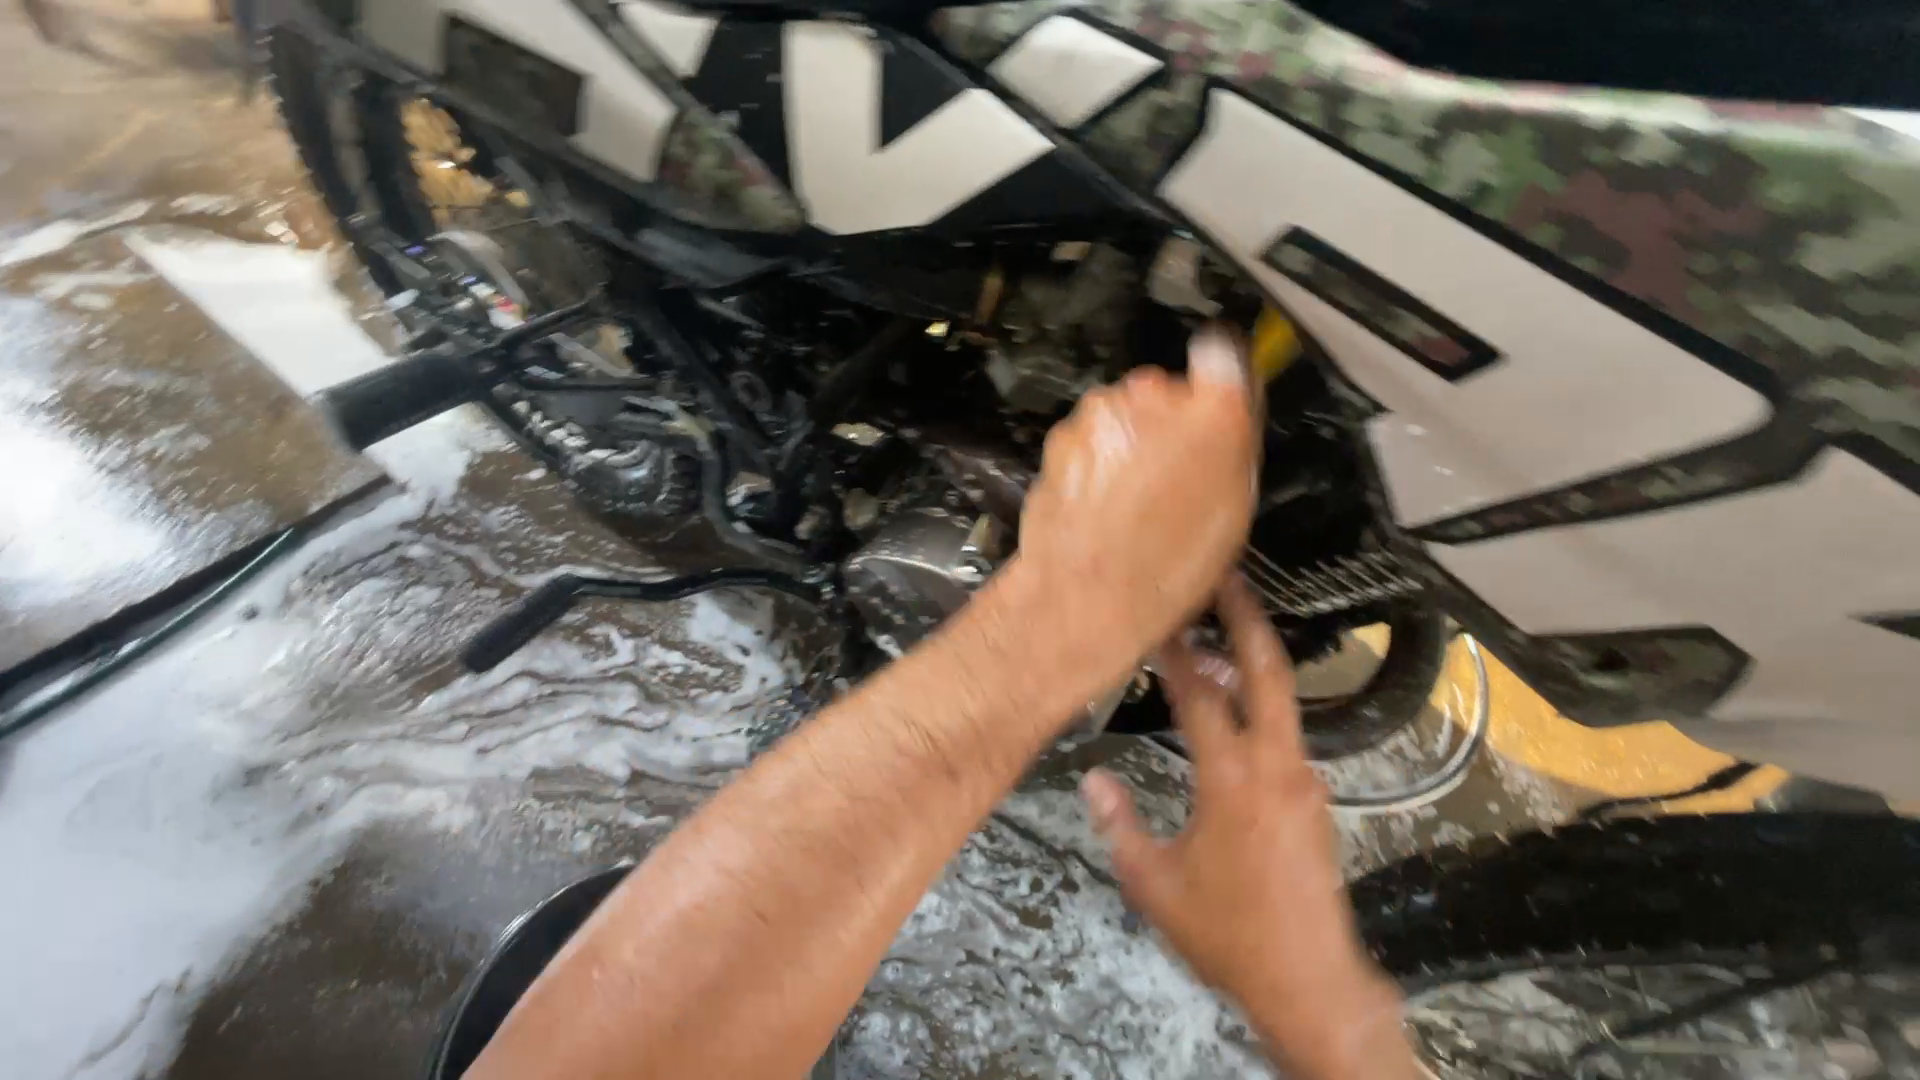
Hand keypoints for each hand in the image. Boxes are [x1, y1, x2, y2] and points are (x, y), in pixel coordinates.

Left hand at [1016, 326, 1259, 674]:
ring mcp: (1101, 416)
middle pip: (1167, 392)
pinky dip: (1099, 461)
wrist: (1083, 596)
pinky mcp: (1064, 435)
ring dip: (1132, 444)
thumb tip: (1230, 411)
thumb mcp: (1231, 511)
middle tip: (1176, 476)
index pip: (1225, 358)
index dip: (1221, 381)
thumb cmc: (1163, 568)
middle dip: (1171, 425)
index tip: (1220, 398)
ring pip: (1125, 416)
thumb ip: (1233, 445)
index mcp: (1213, 413)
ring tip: (1137, 501)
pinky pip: (1092, 439)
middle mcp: (1152, 399)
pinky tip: (1106, 504)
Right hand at [1080, 578, 1415, 1079]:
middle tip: (1229, 580)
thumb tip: (1094, 780)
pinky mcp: (1315, 800)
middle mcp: (1277, 768)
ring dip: (1252, 663)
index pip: (1200, 697)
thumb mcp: (1154, 884)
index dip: (1177, 654)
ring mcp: (1305, 782)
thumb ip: (1120, 825)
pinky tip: (1234, 711)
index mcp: (1232, 781)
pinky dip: (1259, 707)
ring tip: (1219, 638)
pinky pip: (1285, 735)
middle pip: (1267, 674)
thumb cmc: (1228, 934)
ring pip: (1282, 702)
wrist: (1312, 986)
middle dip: (1248, 620)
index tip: (1159, 619)